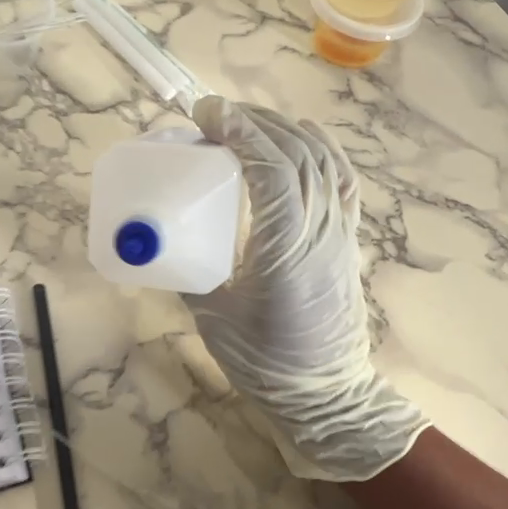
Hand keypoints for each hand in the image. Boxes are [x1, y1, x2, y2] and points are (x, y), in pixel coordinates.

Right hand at [183, 95, 429, 481]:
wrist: (327, 394)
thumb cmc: (264, 361)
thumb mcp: (211, 315)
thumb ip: (188, 268)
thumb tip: (158, 236)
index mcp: (284, 250)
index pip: (271, 170)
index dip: (240, 132)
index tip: (205, 114)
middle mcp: (319, 231)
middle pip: (297, 154)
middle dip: (255, 122)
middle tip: (214, 115)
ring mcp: (339, 232)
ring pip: (322, 159)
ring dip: (283, 129)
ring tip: (246, 121)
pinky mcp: (348, 237)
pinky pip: (341, 178)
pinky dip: (319, 147)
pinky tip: (297, 136)